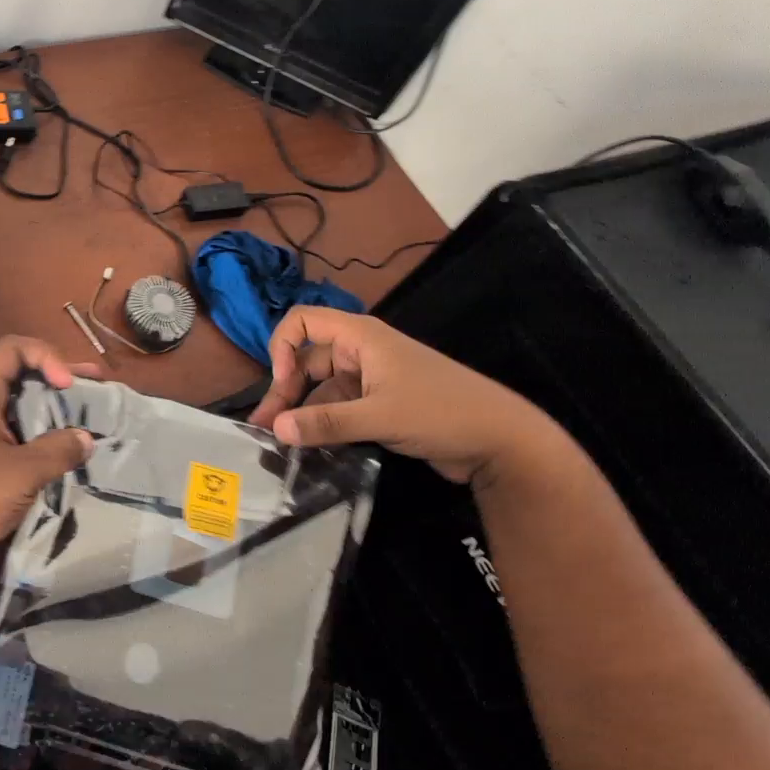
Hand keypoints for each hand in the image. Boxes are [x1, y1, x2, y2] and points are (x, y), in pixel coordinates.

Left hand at [0, 336, 95, 584]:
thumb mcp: (20, 472)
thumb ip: (58, 450)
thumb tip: (86, 438)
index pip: (13, 349)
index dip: (45, 355)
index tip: (68, 383)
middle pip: (22, 378)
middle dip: (60, 380)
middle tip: (98, 388)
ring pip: (24, 412)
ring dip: (57, 414)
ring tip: (93, 422)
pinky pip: (21, 443)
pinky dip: (47, 443)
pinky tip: (73, 457)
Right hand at [248, 307, 558, 485]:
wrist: (503, 441)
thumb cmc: (441, 412)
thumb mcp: (379, 417)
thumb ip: (325, 423)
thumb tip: (274, 430)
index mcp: (361, 337)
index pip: (303, 322)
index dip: (283, 348)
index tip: (282, 384)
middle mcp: (361, 352)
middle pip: (308, 360)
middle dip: (285, 390)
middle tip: (267, 428)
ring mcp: (371, 379)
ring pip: (322, 389)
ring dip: (302, 412)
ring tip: (281, 444)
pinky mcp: (381, 405)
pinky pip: (340, 408)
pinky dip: (323, 424)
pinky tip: (309, 447)